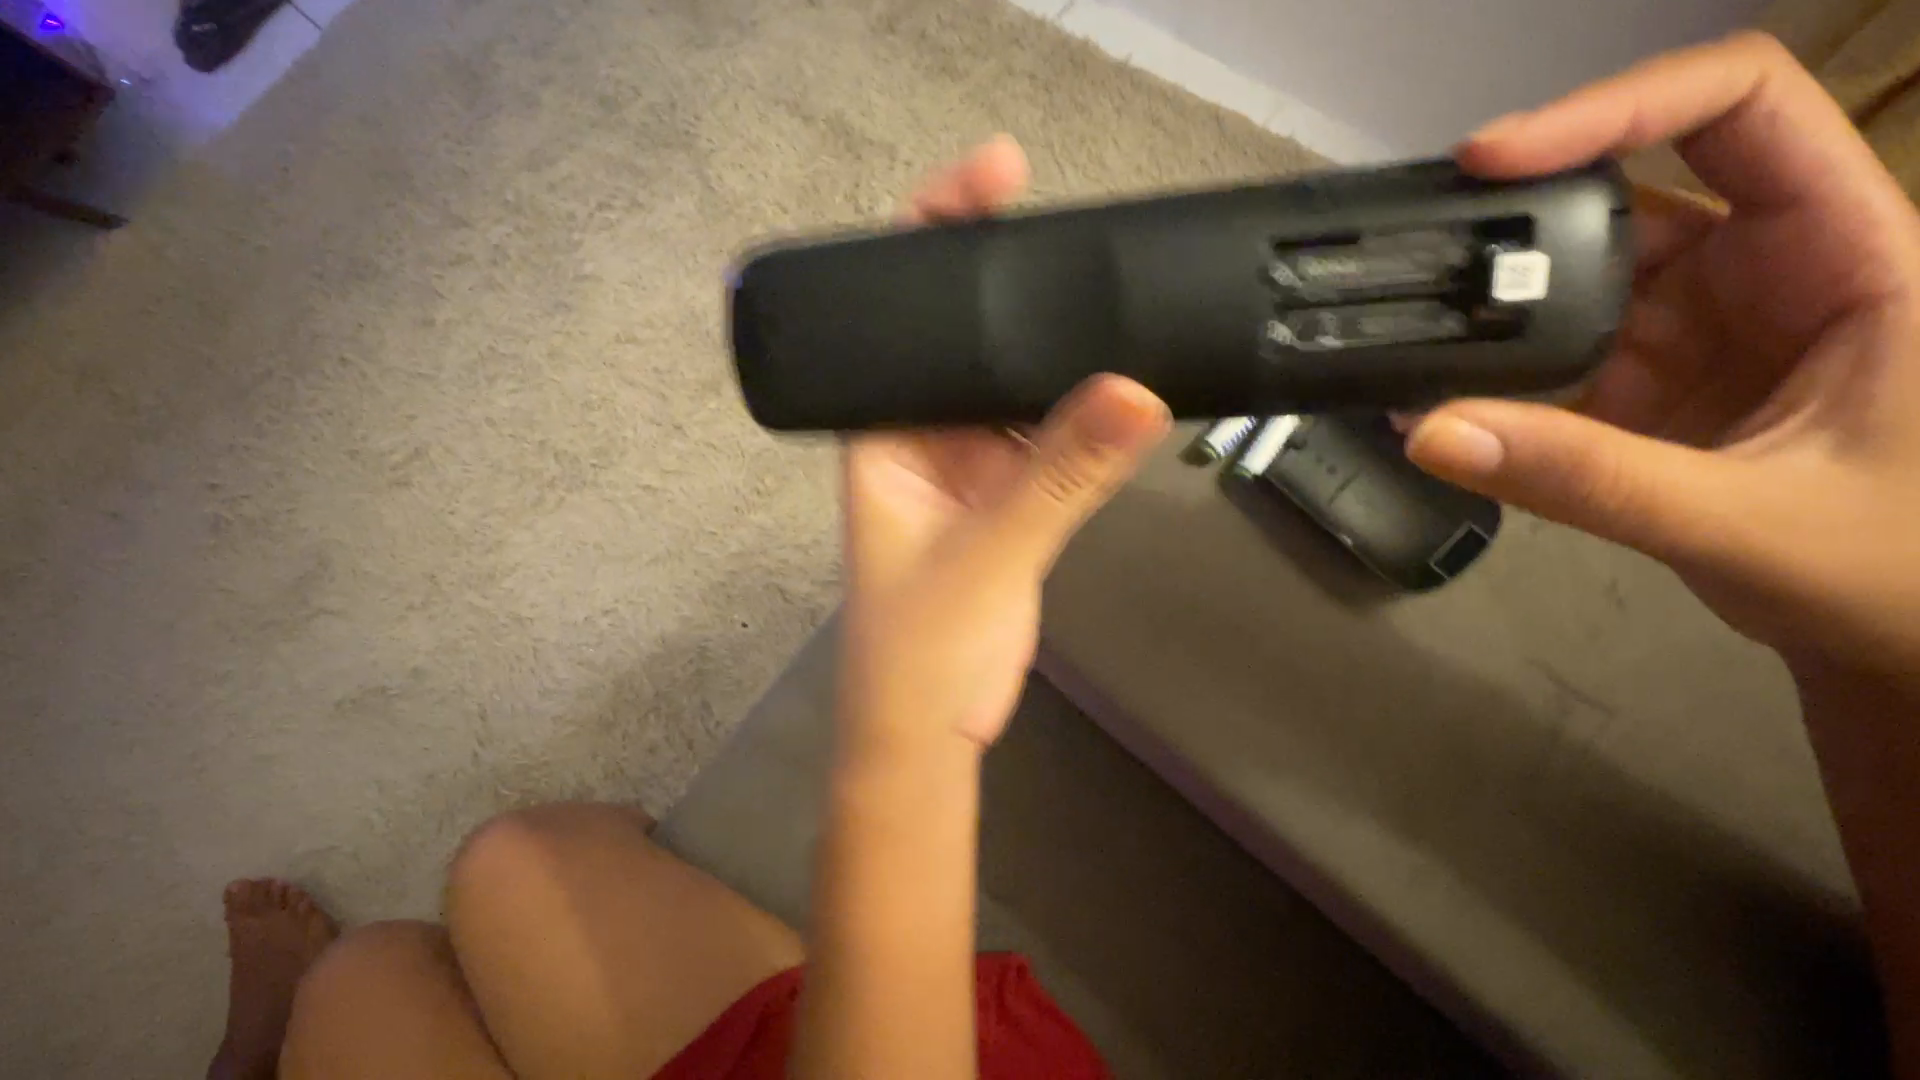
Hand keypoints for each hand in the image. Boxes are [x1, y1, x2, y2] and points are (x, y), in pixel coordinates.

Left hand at [838, 137, 1171, 751]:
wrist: (927, 736)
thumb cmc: (918, 653)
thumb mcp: (986, 555)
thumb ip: (1057, 476)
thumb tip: (1137, 392)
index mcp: (878, 430)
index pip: (897, 309)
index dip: (936, 234)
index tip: (996, 176)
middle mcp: (918, 433)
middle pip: (960, 332)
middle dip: (1009, 276)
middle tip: (1075, 222)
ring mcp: (968, 464)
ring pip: (1012, 382)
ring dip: (1053, 342)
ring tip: (1110, 284)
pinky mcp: (1009, 498)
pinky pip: (1048, 432)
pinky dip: (1081, 406)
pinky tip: (1121, 374)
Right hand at [1404, 32, 1919, 679]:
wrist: (1890, 640)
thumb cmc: (1886, 572)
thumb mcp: (1744, 520)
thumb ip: (1585, 478)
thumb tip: (1427, 432)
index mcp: (1844, 253)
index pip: (1739, 108)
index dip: (1613, 108)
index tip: (1490, 160)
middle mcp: (1760, 269)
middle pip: (1624, 194)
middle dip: (1516, 217)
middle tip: (1413, 246)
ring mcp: (1692, 328)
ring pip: (1572, 280)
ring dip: (1490, 304)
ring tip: (1401, 321)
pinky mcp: (1642, 382)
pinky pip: (1552, 356)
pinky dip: (1489, 375)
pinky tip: (1431, 392)